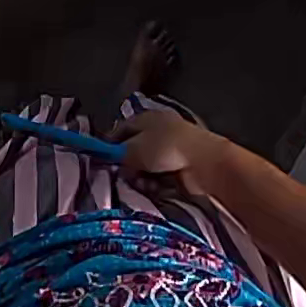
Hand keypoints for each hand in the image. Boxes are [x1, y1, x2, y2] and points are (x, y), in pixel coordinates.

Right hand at [114, 110, 232, 192]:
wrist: (202, 161)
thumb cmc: (164, 148)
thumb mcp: (134, 149)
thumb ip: (119, 153)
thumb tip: (112, 157)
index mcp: (145, 118)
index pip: (122, 128)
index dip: (111, 143)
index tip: (103, 160)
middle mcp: (157, 131)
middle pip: (134, 149)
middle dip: (128, 165)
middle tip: (125, 177)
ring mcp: (169, 149)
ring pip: (146, 166)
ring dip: (141, 178)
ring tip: (143, 185)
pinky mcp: (179, 167)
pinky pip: (159, 176)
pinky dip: (155, 183)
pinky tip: (155, 188)